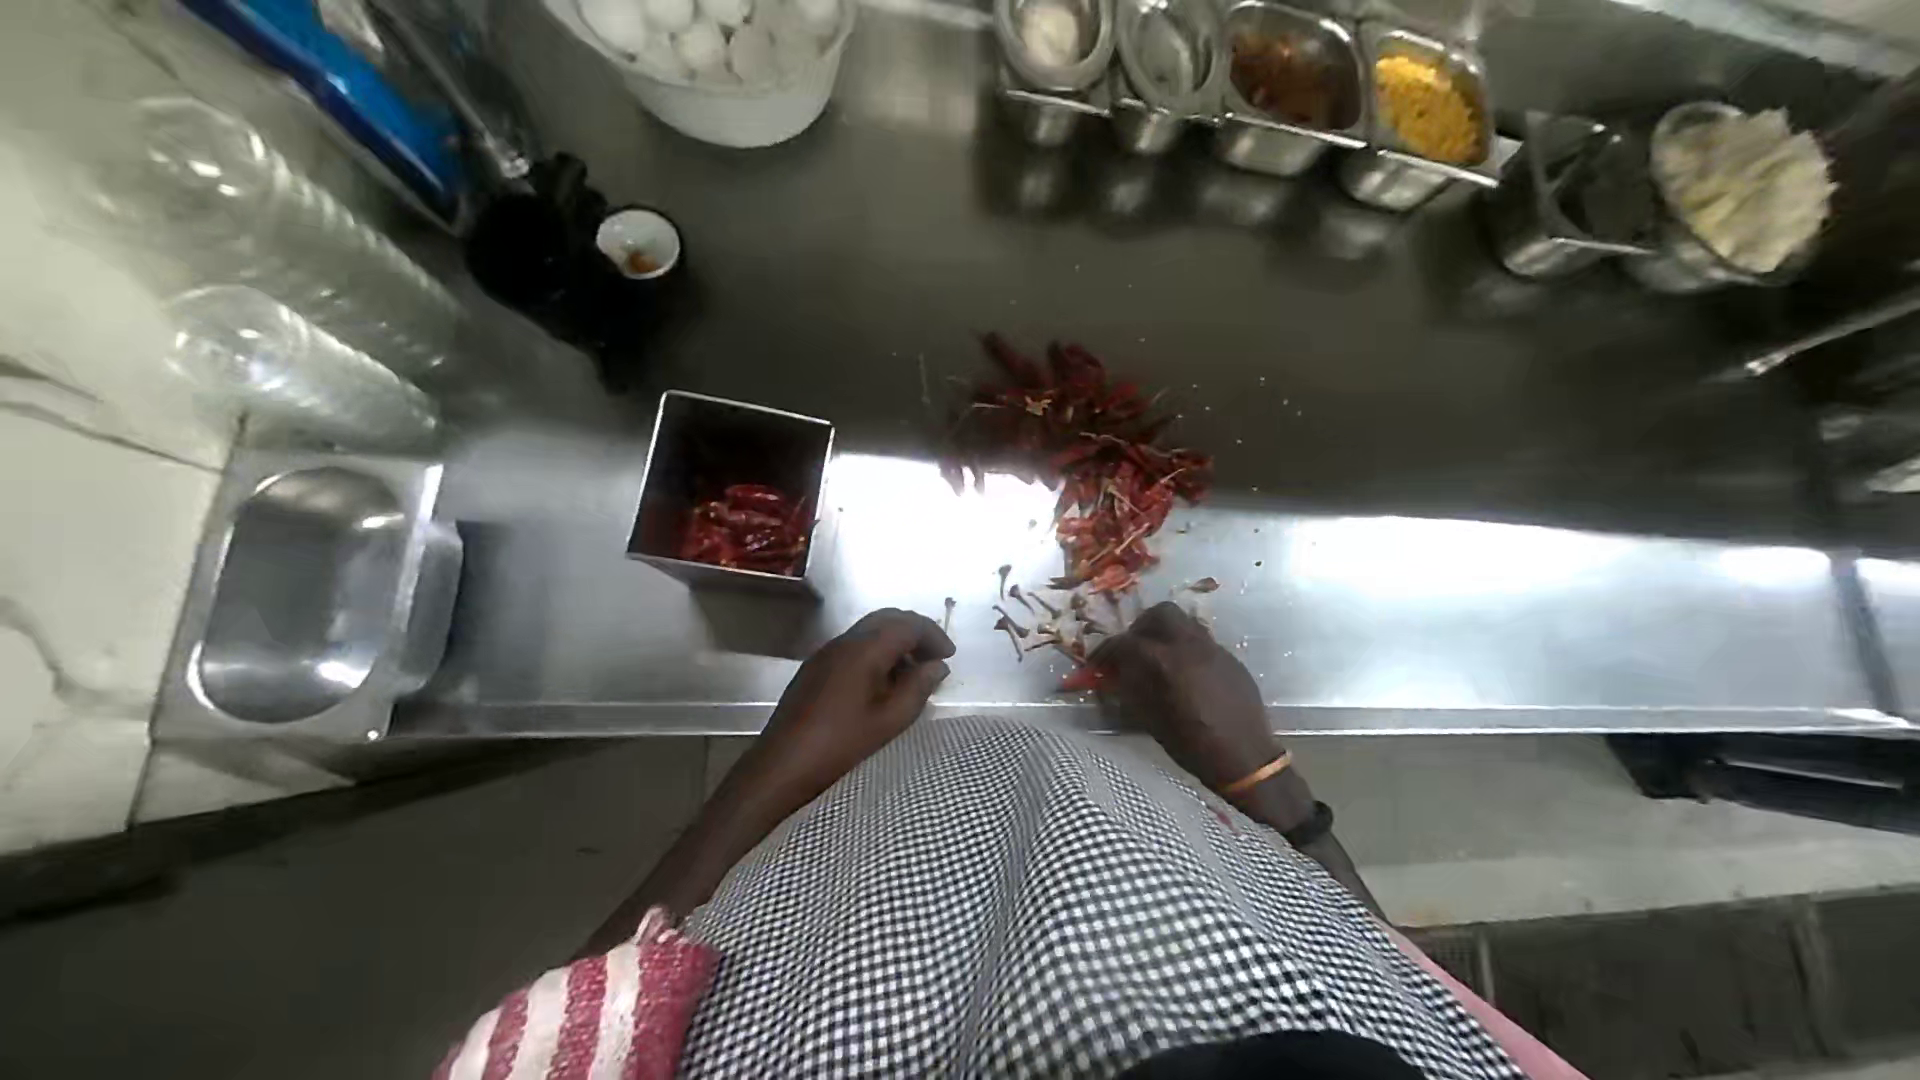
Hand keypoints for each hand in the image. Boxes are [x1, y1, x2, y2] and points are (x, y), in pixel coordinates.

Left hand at [748, 607, 955, 797]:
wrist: (781, 765)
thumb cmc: (840, 745)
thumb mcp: (889, 721)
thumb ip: (918, 688)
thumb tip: (937, 666)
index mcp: (864, 649)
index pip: (907, 624)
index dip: (932, 635)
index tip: (949, 657)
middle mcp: (843, 641)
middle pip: (887, 619)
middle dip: (915, 633)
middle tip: (934, 658)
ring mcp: (826, 653)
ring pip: (869, 631)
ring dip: (895, 643)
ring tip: (913, 673)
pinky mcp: (815, 667)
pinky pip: (854, 646)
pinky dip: (876, 652)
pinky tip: (883, 682)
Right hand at [1089, 602, 1278, 794]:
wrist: (1245, 758)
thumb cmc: (1192, 744)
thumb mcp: (1150, 718)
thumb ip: (1131, 687)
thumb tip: (1116, 672)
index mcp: (1167, 661)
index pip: (1127, 642)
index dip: (1107, 650)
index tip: (1099, 662)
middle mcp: (1191, 646)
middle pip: (1162, 613)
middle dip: (1142, 626)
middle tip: (1134, 647)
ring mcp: (1215, 650)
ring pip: (1185, 623)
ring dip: (1167, 633)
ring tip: (1159, 658)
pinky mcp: (1231, 659)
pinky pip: (1203, 642)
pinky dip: (1187, 649)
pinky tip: (1185, 674)